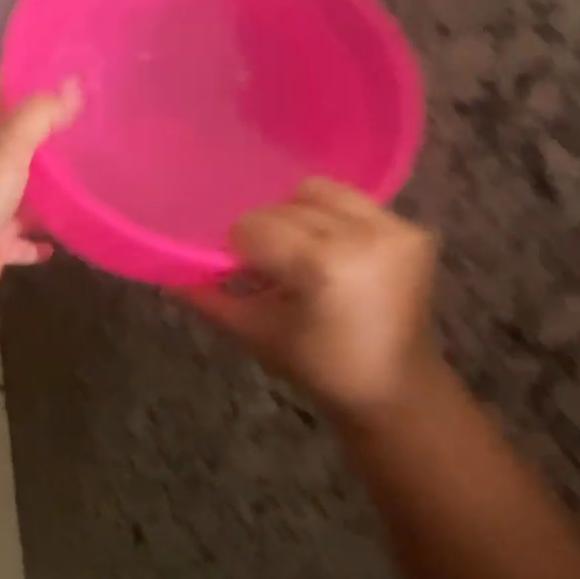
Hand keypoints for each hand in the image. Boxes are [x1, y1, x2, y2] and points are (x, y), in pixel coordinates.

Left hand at [0, 81, 79, 308]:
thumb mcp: (6, 150)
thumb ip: (37, 117)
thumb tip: (72, 83)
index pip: (0, 98)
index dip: (20, 75)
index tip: (54, 57)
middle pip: (18, 145)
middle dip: (47, 132)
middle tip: (90, 117)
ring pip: (25, 194)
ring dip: (50, 189)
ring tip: (89, 178)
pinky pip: (23, 243)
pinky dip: (39, 242)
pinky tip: (60, 242)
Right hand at [184, 178, 442, 420]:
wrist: (393, 385)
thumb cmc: (315, 364)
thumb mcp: (251, 332)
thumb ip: (207, 298)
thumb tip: (167, 275)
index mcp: (322, 264)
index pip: (253, 226)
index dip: (236, 249)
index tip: (239, 275)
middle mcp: (362, 235)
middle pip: (282, 208)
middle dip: (264, 234)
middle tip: (265, 269)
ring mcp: (393, 228)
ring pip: (317, 193)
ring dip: (296, 217)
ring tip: (298, 254)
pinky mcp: (412, 228)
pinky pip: (351, 202)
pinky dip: (329, 219)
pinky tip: (329, 251)